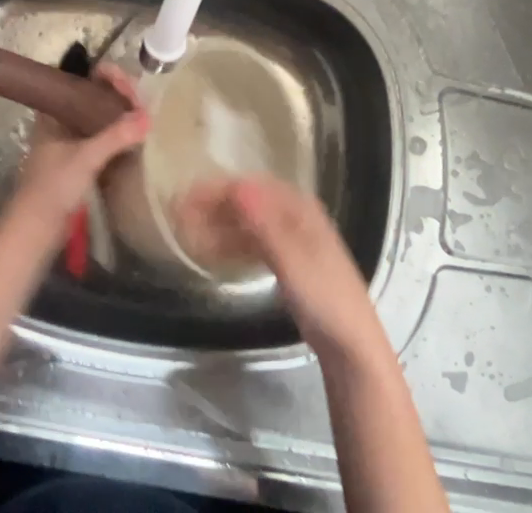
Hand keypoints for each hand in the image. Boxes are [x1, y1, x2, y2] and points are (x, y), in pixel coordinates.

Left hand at [13, 63, 148, 225]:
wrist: (36, 227)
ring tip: (145, 117)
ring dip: (121, 113)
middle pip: (95, 93)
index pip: (82, 76)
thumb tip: (147, 117)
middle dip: (120, 94)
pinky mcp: (81, 157)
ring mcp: (72, 138)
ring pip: (101, 114)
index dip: (107, 75)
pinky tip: (137, 136)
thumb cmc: (52, 187)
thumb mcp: (85, 158)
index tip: (128, 86)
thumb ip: (115, 137)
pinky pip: (104, 135)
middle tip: (143, 104)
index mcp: (55, 109)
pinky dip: (120, 132)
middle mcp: (62, 118)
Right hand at [175, 175, 384, 357]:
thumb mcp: (293, 260)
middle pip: (248, 201)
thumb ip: (264, 224)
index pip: (250, 187)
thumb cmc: (324, 299)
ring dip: (220, 224)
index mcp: (300, 209)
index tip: (184, 198)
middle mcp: (297, 217)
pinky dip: (233, 244)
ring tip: (190, 234)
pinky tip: (214, 254)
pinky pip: (253, 242)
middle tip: (180, 216)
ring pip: (249, 222)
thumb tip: (236, 187)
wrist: (351, 345)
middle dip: (214, 205)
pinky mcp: (289, 263)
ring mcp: (293, 240)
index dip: (217, 189)